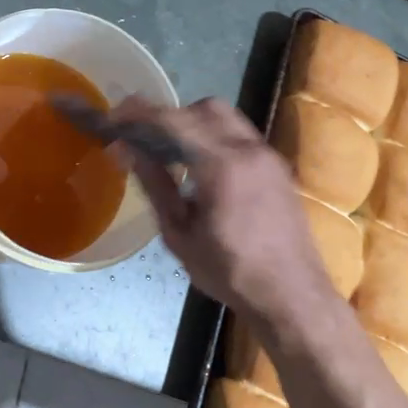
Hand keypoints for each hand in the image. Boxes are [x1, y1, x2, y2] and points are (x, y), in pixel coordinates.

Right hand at [113, 97, 334, 333]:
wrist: (293, 298)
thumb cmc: (230, 272)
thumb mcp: (179, 234)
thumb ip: (155, 185)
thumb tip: (125, 150)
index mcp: (223, 166)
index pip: (174, 121)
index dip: (139, 114)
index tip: (113, 116)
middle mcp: (250, 150)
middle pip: (203, 109)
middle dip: (169, 116)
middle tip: (142, 137)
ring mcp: (268, 157)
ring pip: (225, 119)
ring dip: (193, 124)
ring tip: (168, 152)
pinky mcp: (278, 169)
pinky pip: (240, 137)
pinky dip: (213, 138)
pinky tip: (198, 169)